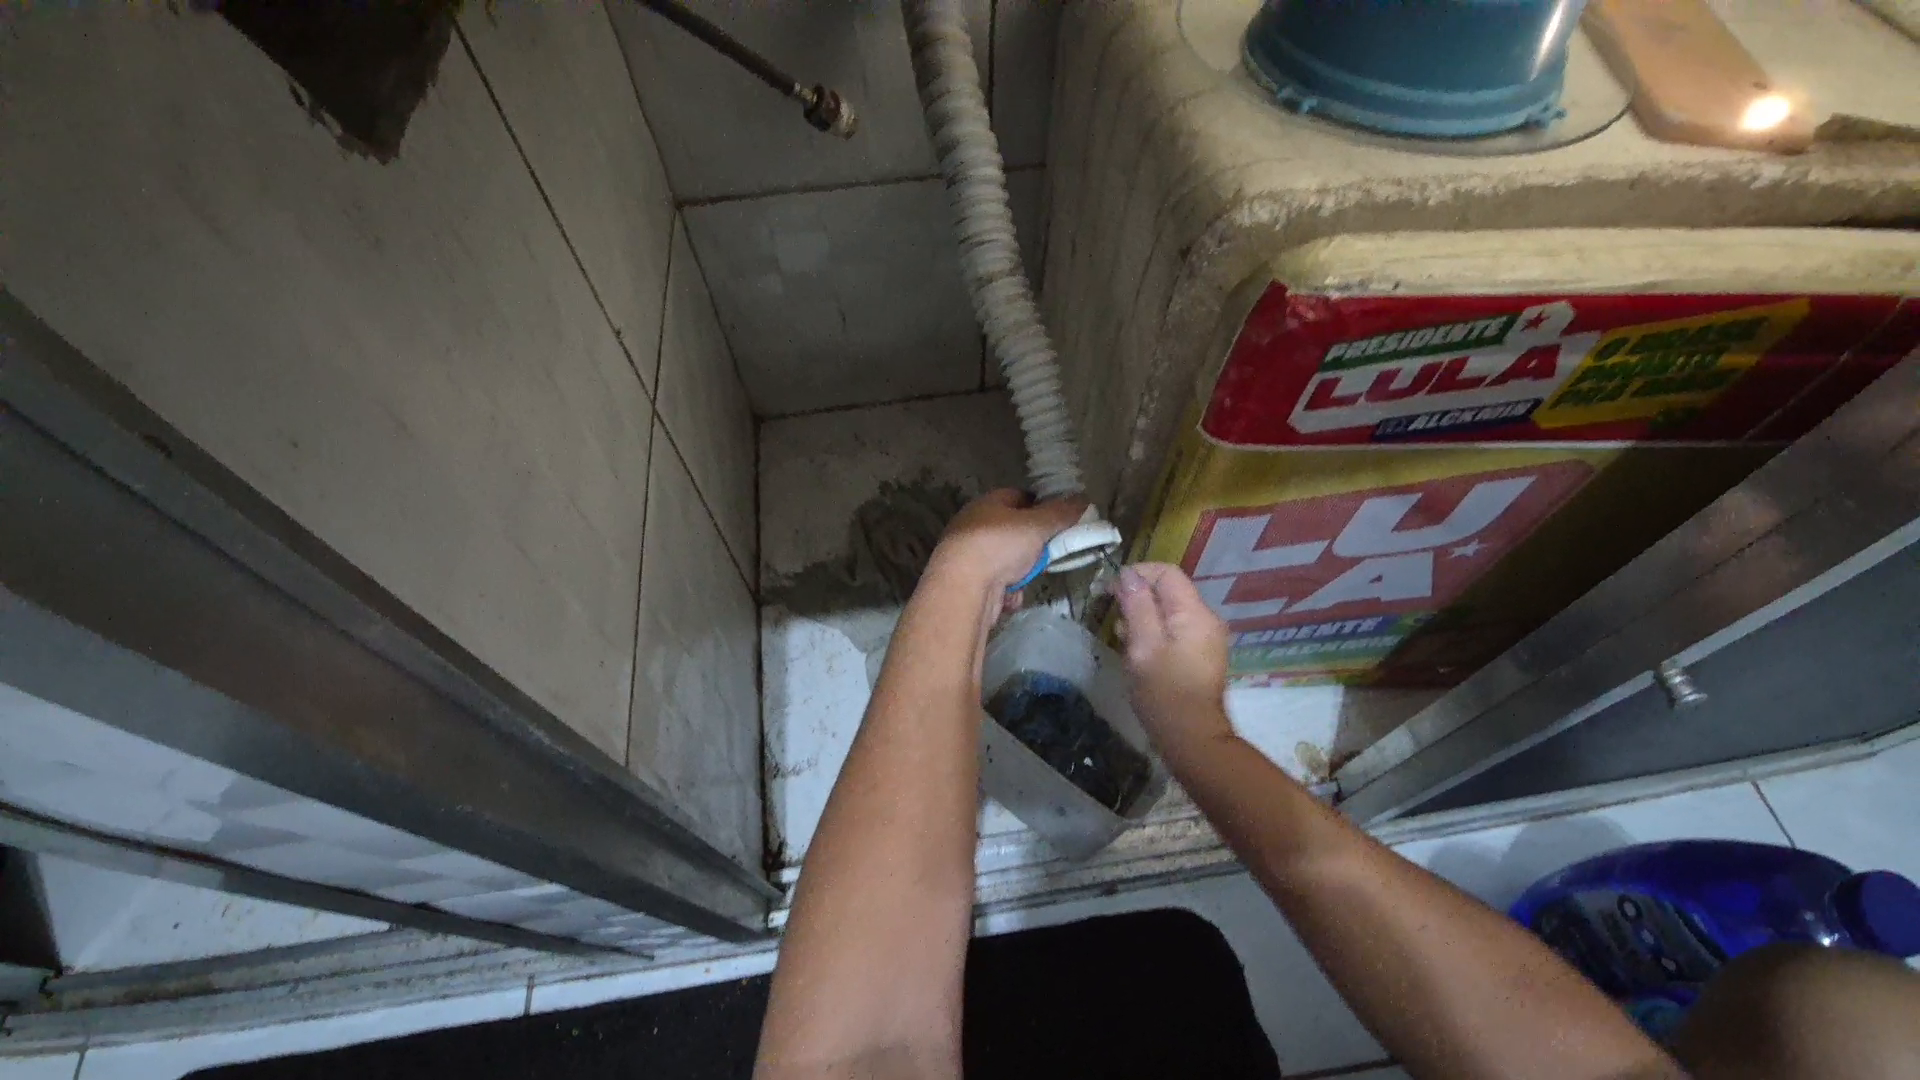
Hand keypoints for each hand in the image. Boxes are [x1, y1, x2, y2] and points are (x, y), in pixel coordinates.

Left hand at [929, 489, 1089, 592]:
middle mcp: (973, 526)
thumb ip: (1061, 513)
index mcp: (987, 504)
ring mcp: (967, 555)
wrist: (962, 587)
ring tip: (1026, 579)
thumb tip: (1083, 499)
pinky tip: (1009, 596)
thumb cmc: (1000, 545)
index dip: (1041, 507)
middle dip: (1032, 547)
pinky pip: (995, 584)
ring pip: (1006, 562)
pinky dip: (1006, 591)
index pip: (1019, 497)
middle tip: (1047, 555)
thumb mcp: (1037, 525)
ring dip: (1020, 573)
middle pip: (1013, 533)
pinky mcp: (966, 583)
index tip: (1059, 522)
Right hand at [1113, 563, 1235, 761]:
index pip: (1166, 573)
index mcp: (1194, 613)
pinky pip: (1175, 631)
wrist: (1192, 738)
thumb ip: (1137, 606)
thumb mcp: (1143, 646)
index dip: (1137, 574)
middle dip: (1137, 599)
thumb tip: (1129, 574)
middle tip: (1115, 622)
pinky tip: (1140, 655)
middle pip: (1168, 591)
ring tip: (1126, 643)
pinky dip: (1154, 635)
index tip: (1110, 592)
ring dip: (1143, 619)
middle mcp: (1206, 620)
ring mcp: (1206, 639)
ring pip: (1169, 612)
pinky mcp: (1201, 655)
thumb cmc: (1164, 692)